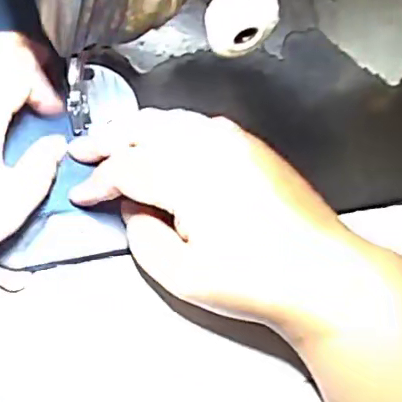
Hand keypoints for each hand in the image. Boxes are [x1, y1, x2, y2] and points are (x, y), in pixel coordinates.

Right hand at [69, 109, 400, 342]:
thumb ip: (144, 237)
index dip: (98, 181)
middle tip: (83, 152)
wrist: (319, 274)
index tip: (81, 194)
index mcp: (189, 175)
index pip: (128, 167)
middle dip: (109, 140)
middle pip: (146, 130)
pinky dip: (168, 130)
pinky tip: (160, 144)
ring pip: (172, 121)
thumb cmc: (254, 280)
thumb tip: (134, 210)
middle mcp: (211, 145)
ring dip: (137, 130)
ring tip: (114, 142)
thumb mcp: (181, 275)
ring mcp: (236, 141)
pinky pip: (198, 126)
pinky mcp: (252, 147)